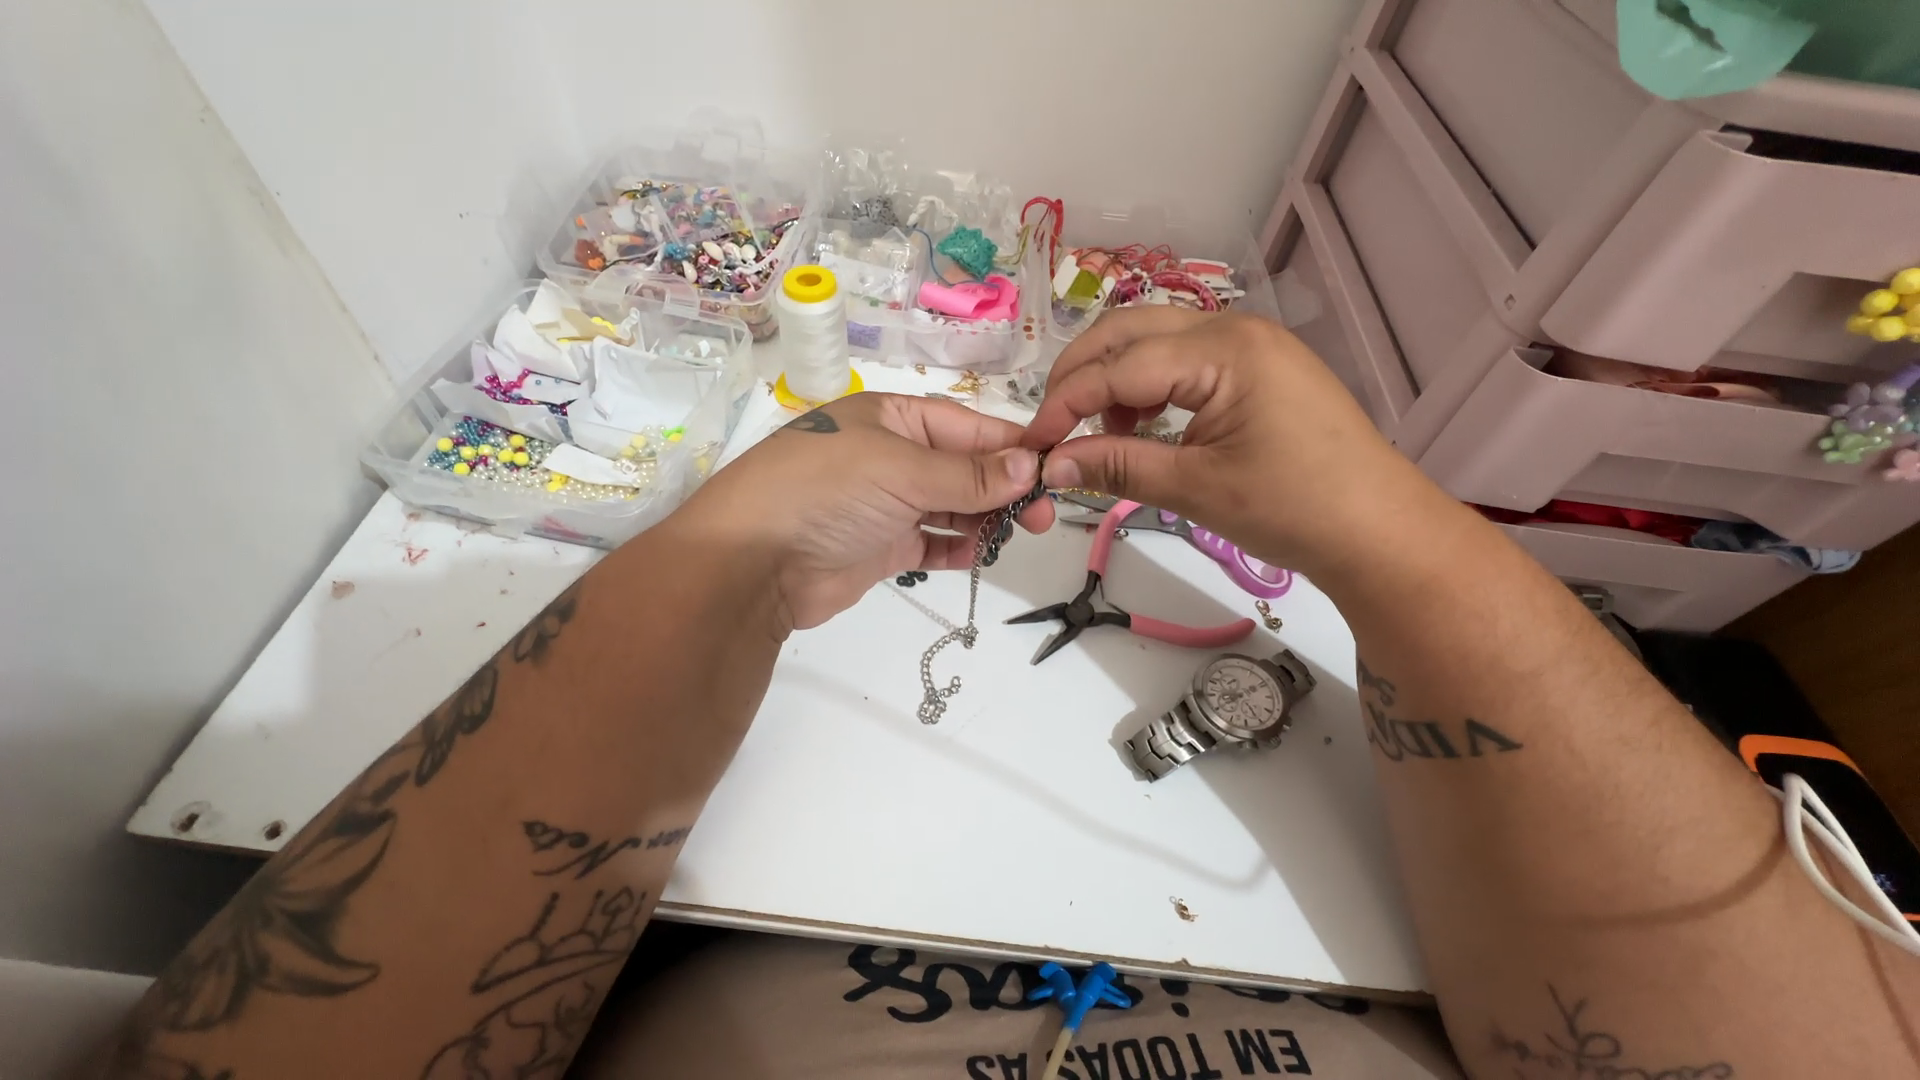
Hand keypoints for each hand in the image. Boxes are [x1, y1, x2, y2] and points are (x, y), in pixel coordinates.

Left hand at [676, 392, 1054, 629]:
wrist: (752, 561)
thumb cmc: (826, 491)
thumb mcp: (900, 469)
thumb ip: (967, 474)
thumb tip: (1029, 467)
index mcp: (892, 418)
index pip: (965, 427)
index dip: (1009, 446)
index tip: (1053, 469)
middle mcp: (890, 456)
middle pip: (961, 467)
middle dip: (1002, 487)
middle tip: (1041, 516)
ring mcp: (883, 504)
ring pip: (949, 505)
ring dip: (984, 517)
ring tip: (1018, 534)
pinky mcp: (878, 547)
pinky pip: (929, 543)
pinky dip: (955, 546)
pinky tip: (978, 552)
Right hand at [1021, 307, 1430, 577]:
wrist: (1380, 531)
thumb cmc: (1294, 509)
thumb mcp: (1196, 489)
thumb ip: (1117, 467)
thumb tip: (1049, 466)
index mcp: (1224, 350)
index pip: (1120, 365)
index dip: (1066, 403)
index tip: (1032, 444)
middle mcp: (1235, 328)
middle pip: (1130, 331)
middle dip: (1081, 375)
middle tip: (1052, 428)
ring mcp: (1250, 344)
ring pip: (1155, 341)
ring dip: (1114, 378)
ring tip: (1104, 434)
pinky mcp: (1258, 367)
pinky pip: (1184, 360)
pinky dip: (1149, 386)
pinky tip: (1145, 426)